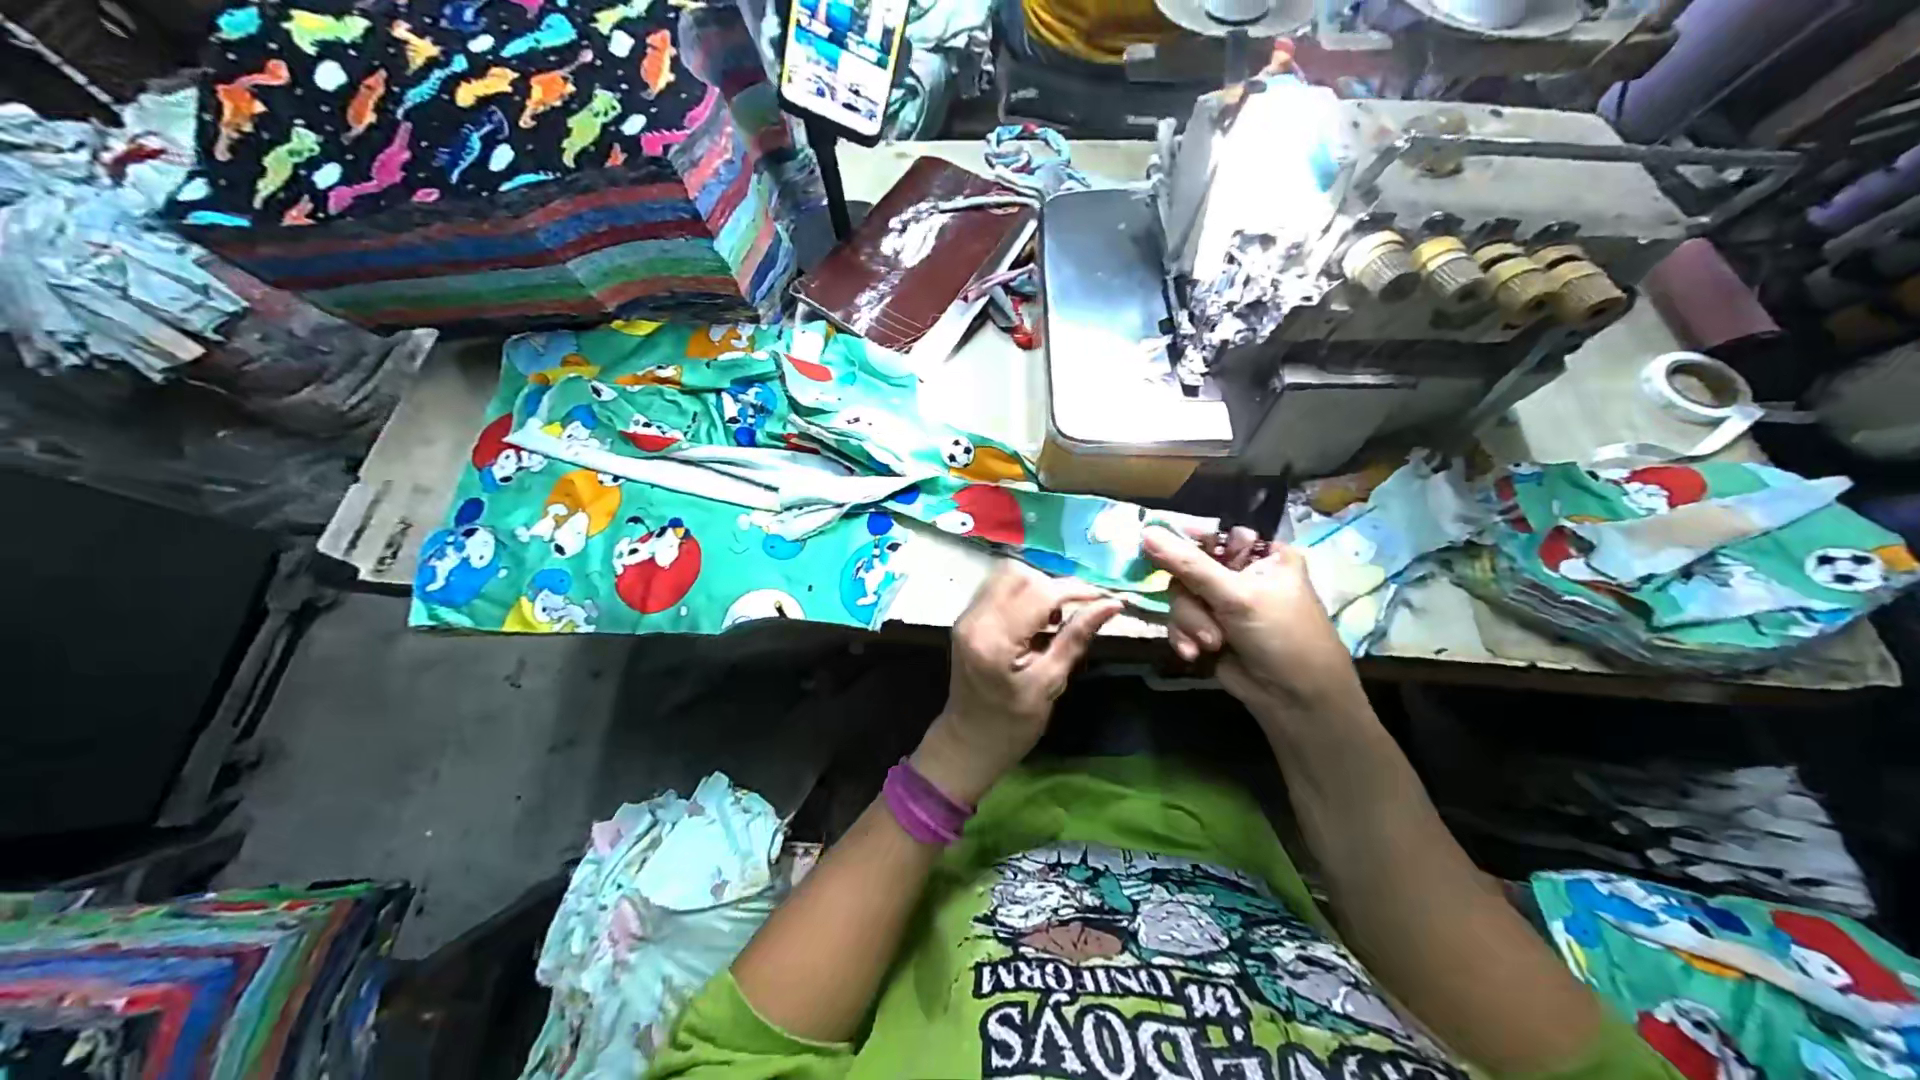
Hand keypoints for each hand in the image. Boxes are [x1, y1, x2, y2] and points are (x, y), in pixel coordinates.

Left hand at [912, 561, 1123, 803]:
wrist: (970, 740)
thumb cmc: (1013, 723)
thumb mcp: (1050, 683)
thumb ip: (1076, 637)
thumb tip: (1111, 605)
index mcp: (995, 640)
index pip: (1038, 592)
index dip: (1075, 590)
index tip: (1103, 599)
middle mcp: (975, 619)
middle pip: (1019, 574)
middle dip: (1054, 585)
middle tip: (1076, 610)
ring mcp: (967, 616)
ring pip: (1006, 574)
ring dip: (1037, 585)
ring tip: (1055, 617)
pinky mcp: (967, 617)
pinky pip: (997, 587)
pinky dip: (1022, 592)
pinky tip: (1036, 619)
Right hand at [1141, 526, 1369, 732]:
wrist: (1295, 701)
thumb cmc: (1281, 636)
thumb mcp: (1236, 596)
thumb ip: (1189, 564)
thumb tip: (1146, 532)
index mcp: (1261, 554)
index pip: (1214, 534)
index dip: (1185, 542)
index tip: (1158, 548)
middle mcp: (1240, 574)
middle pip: (1188, 567)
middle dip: (1192, 599)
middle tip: (1208, 618)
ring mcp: (1222, 603)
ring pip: (1180, 596)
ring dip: (1190, 622)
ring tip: (1211, 644)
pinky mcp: (1207, 629)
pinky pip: (1178, 621)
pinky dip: (1184, 636)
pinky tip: (1195, 654)